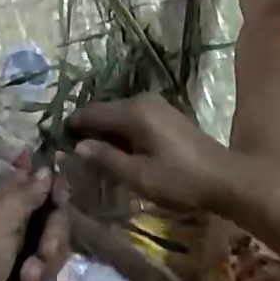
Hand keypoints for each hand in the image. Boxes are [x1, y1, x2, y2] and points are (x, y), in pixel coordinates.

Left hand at [0, 168, 70, 280]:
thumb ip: (26, 193)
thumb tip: (48, 169)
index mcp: (3, 202)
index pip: (38, 183)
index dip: (54, 188)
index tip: (60, 198)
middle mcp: (16, 224)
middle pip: (55, 217)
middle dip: (53, 237)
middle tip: (44, 251)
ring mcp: (24, 255)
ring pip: (56, 249)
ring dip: (44, 267)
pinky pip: (50, 278)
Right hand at [68, 94, 241, 212]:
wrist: (225, 178)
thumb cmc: (180, 180)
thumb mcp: (139, 177)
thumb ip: (107, 160)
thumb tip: (77, 147)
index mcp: (134, 112)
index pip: (93, 113)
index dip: (73, 124)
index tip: (55, 137)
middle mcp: (142, 100)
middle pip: (105, 110)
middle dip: (88, 127)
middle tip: (70, 149)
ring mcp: (155, 104)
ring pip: (119, 114)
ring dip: (104, 130)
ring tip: (90, 152)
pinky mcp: (164, 113)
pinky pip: (132, 117)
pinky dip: (120, 130)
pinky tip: (117, 149)